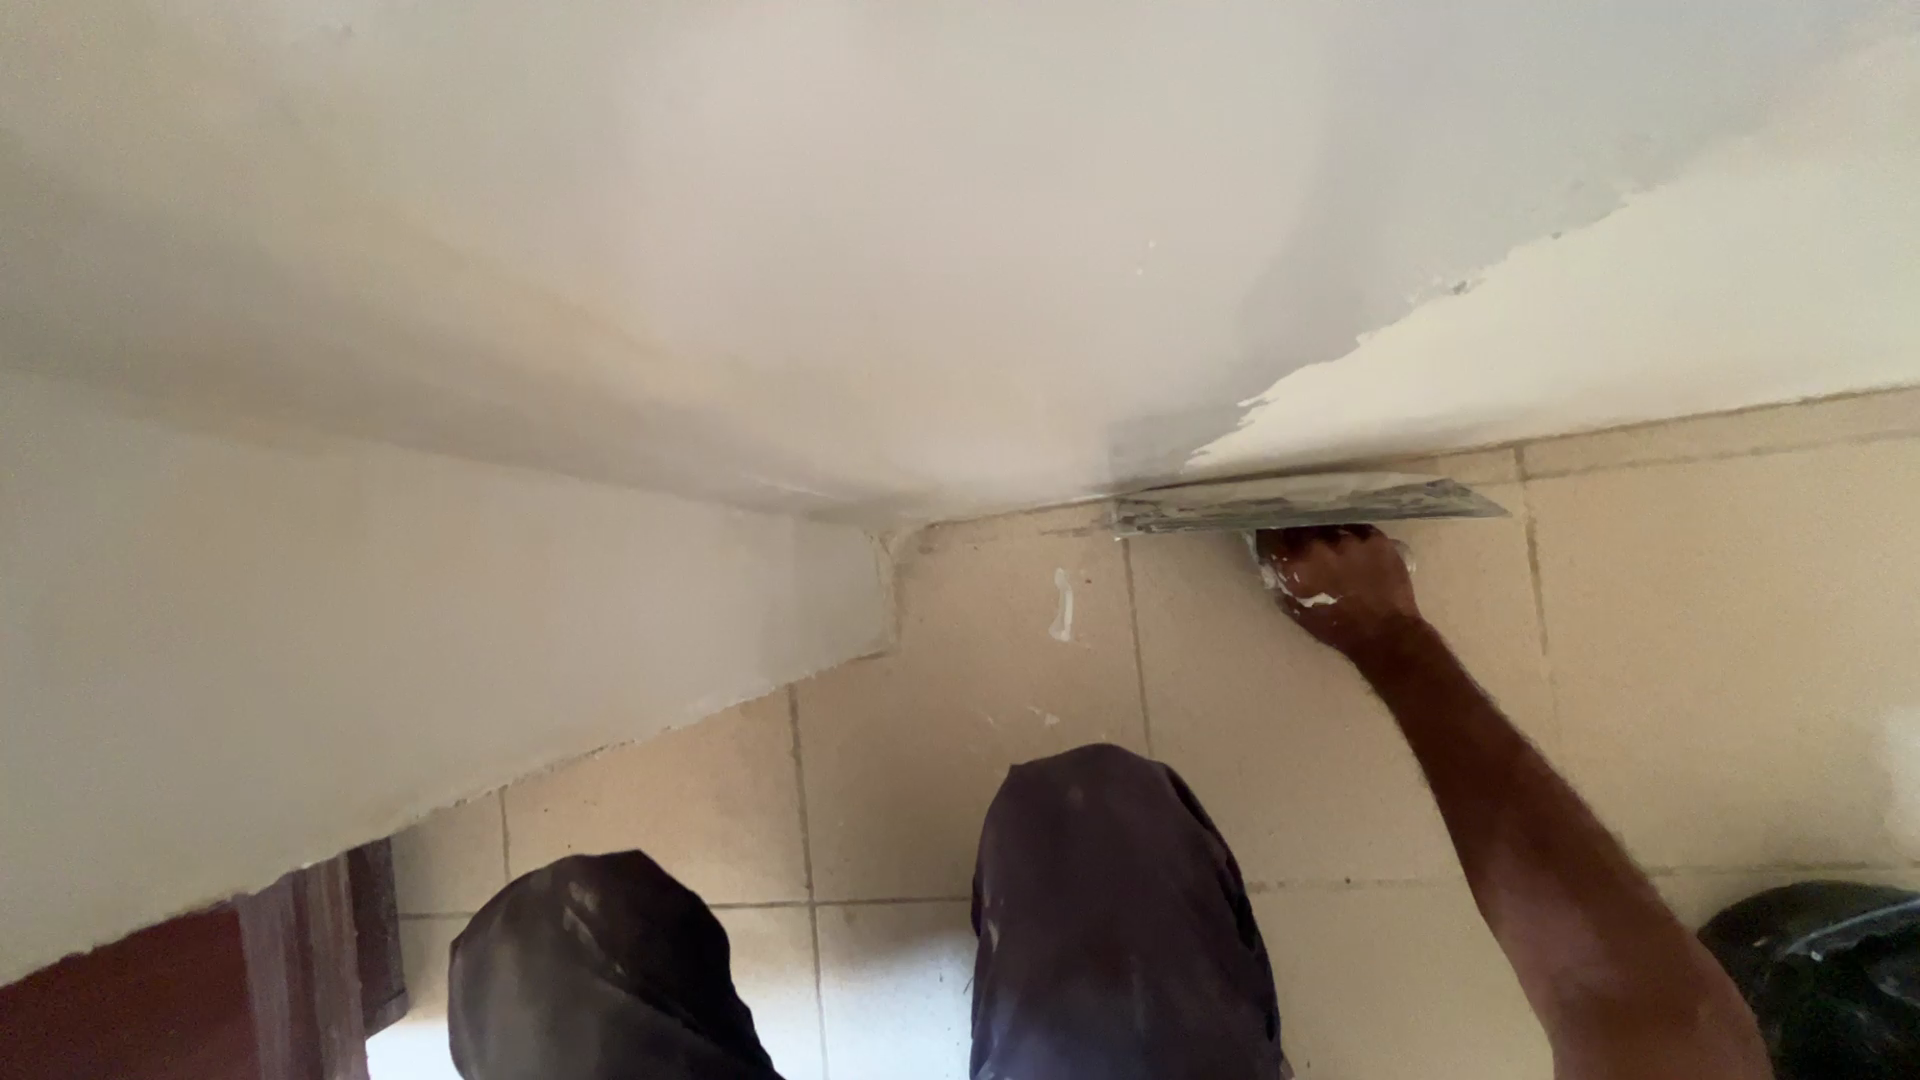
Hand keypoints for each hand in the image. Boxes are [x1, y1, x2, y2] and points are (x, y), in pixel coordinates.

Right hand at [1254, 525, 1423, 656]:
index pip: (1269, 537)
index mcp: (1293, 566)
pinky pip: (1355, 527)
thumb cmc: (1335, 627)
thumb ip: (1280, 582)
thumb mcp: (1295, 609)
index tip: (1272, 537)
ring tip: (1331, 544)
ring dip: (1324, 532)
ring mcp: (1347, 538)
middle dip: (1295, 533)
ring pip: (1326, 524)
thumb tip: (1273, 563)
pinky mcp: (1374, 537)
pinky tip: (1354, 547)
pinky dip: (1350, 535)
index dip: (1268, 535)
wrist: (1384, 634)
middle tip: (1302, 542)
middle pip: (1297, 525)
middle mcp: (1316, 546)